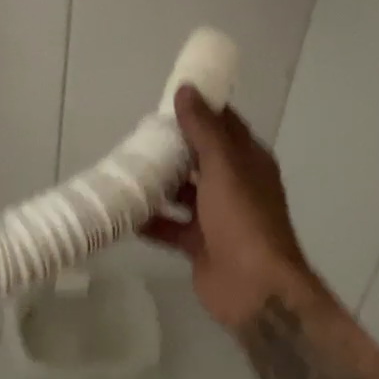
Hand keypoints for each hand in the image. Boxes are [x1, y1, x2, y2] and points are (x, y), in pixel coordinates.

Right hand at [142, 86, 314, 335]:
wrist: (254, 288)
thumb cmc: (243, 219)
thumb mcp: (223, 166)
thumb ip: (204, 129)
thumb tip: (186, 90)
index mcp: (248, 162)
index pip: (224, 125)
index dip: (199, 111)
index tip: (165, 101)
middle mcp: (235, 185)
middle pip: (200, 158)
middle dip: (172, 147)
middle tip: (137, 135)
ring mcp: (217, 217)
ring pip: (184, 192)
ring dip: (159, 183)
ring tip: (126, 168)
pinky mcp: (201, 245)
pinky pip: (172, 226)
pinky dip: (151, 220)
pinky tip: (125, 211)